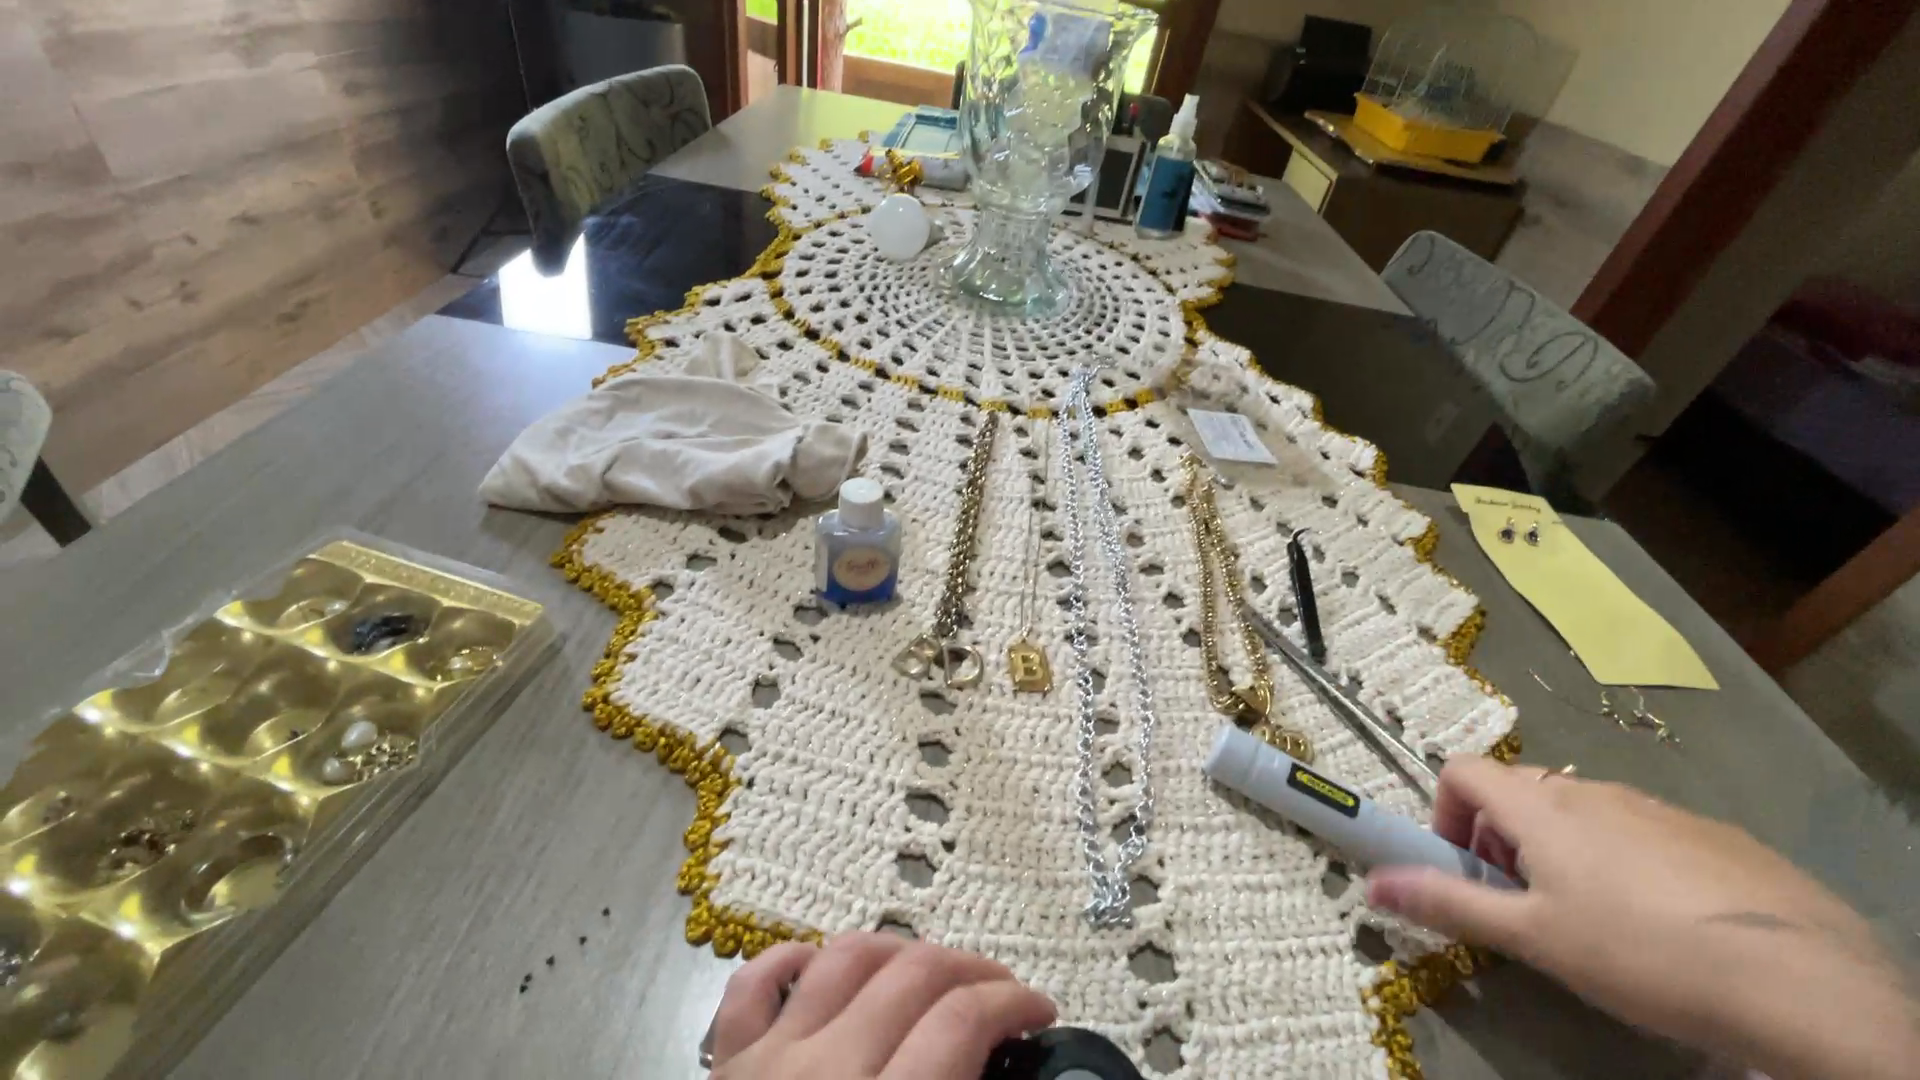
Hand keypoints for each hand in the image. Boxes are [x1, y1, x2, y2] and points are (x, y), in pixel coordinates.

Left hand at [710, 933, 1056, 1079]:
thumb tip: (1008, 1079)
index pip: (960, 1023)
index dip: (1013, 1004)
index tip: (1040, 1011)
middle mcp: (825, 1072)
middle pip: (915, 975)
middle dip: (974, 969)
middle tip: (1001, 993)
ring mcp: (769, 1060)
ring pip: (846, 956)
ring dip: (901, 950)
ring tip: (932, 973)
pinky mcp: (726, 1062)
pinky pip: (754, 982)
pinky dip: (792, 956)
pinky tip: (824, 965)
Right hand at [1366, 758, 1918, 1079]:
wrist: (1804, 984)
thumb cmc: (1638, 952)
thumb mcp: (1530, 936)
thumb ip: (1445, 901)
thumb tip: (1370, 881)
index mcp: (1538, 808)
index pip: (1461, 771)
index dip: (1445, 811)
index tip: (1464, 865)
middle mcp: (1590, 791)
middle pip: (1518, 788)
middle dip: (1500, 833)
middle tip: (1522, 897)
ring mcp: (1656, 807)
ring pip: (1580, 808)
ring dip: (1559, 844)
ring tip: (1592, 913)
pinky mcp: (1714, 834)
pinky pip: (1641, 827)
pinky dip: (1623, 855)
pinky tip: (1661, 918)